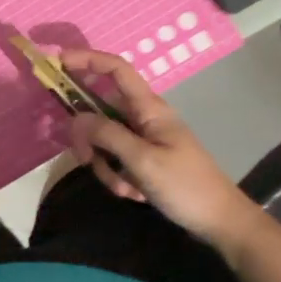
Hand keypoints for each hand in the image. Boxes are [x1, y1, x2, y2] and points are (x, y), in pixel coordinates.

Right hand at [60, 49, 267, 253]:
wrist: (221, 222)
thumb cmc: (186, 186)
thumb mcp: (143, 161)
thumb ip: (107, 135)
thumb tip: (76, 117)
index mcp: (149, 108)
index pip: (116, 69)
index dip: (88, 60)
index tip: (59, 62)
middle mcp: (144, 118)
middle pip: (100, 111)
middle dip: (89, 137)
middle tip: (87, 160)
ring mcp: (144, 139)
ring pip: (104, 140)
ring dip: (105, 164)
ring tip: (125, 187)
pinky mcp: (144, 159)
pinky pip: (115, 160)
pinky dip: (116, 176)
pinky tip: (133, 193)